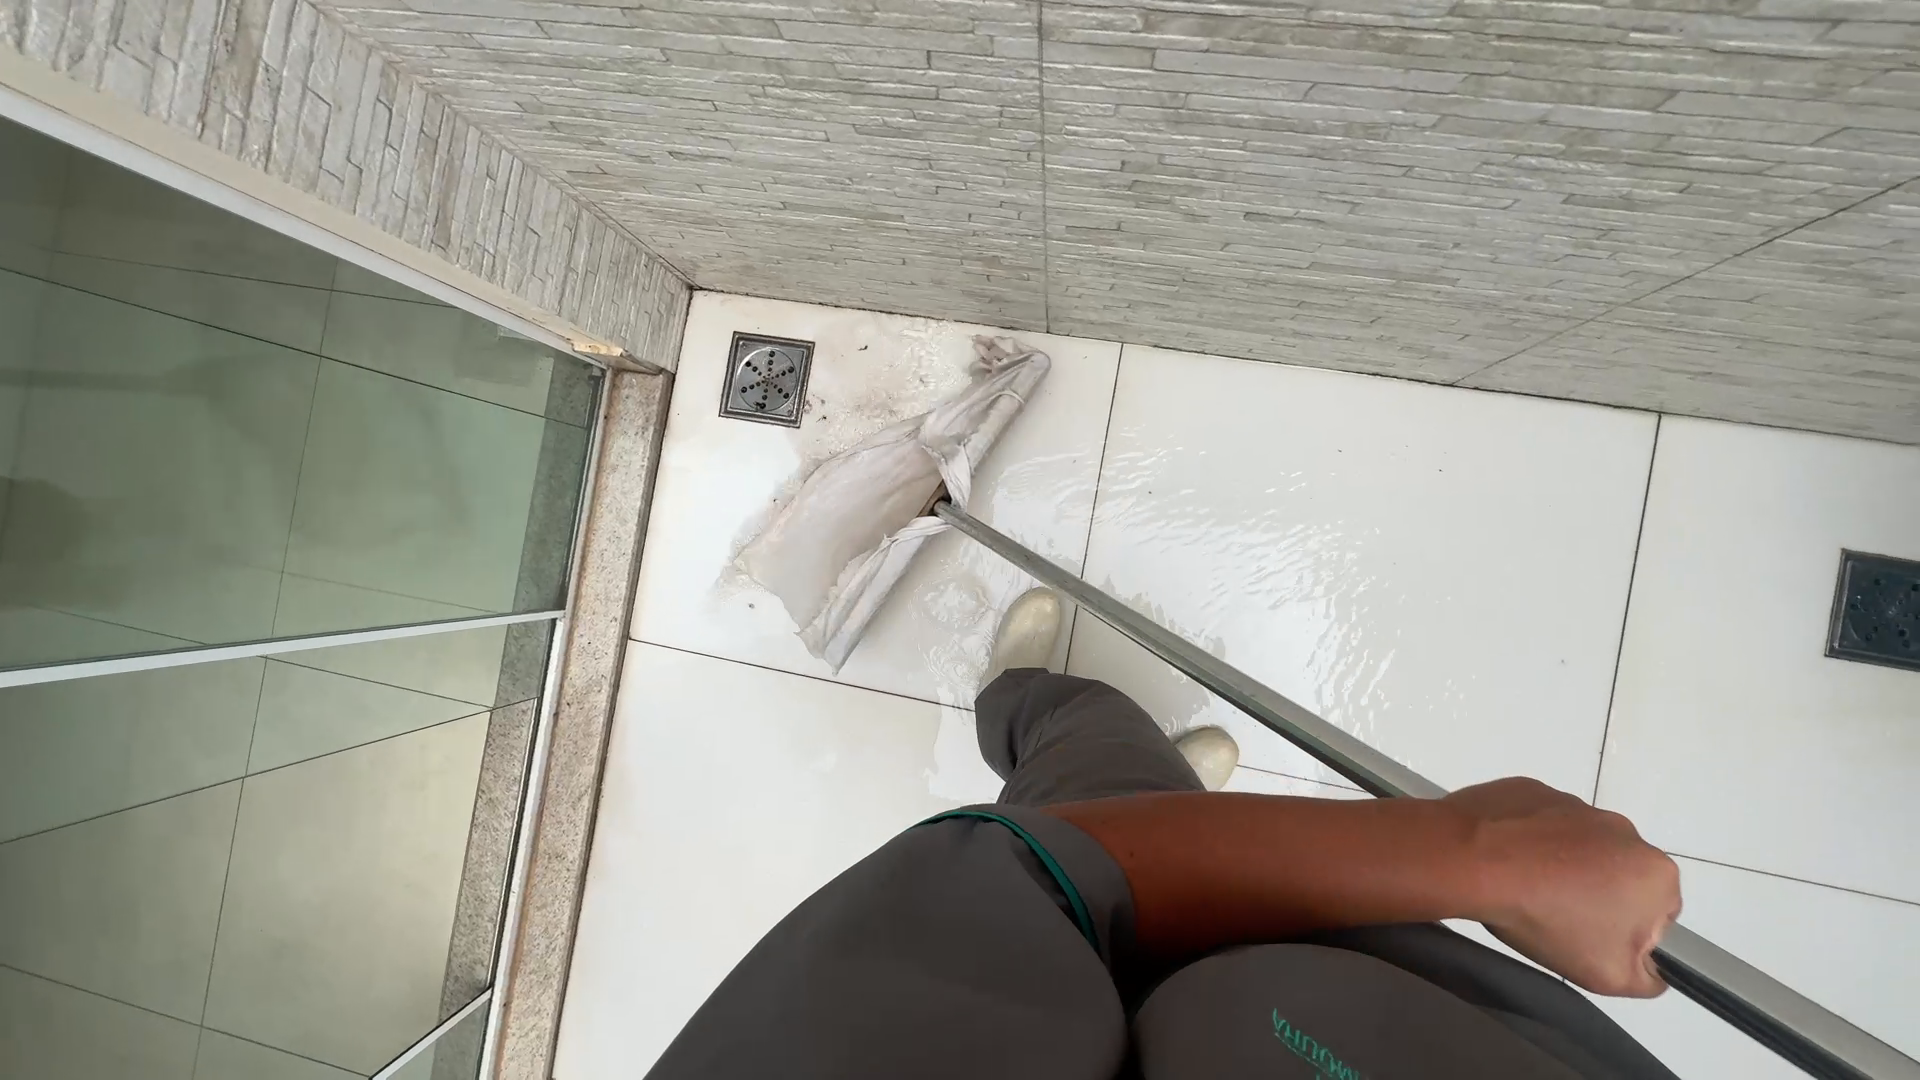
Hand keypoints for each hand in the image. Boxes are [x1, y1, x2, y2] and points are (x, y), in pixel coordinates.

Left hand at [1444, 777, 1679, 996]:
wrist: (1466, 859)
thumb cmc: (1543, 916)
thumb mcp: (1612, 976)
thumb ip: (1649, 977)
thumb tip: (1649, 966)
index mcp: (1655, 870)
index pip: (1654, 910)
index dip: (1619, 928)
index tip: (1585, 932)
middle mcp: (1618, 826)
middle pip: (1613, 870)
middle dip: (1589, 890)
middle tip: (1549, 908)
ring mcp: (1567, 800)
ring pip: (1570, 841)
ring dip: (1552, 858)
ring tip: (1519, 880)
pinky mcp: (1524, 787)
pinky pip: (1532, 817)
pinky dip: (1520, 833)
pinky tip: (1499, 852)